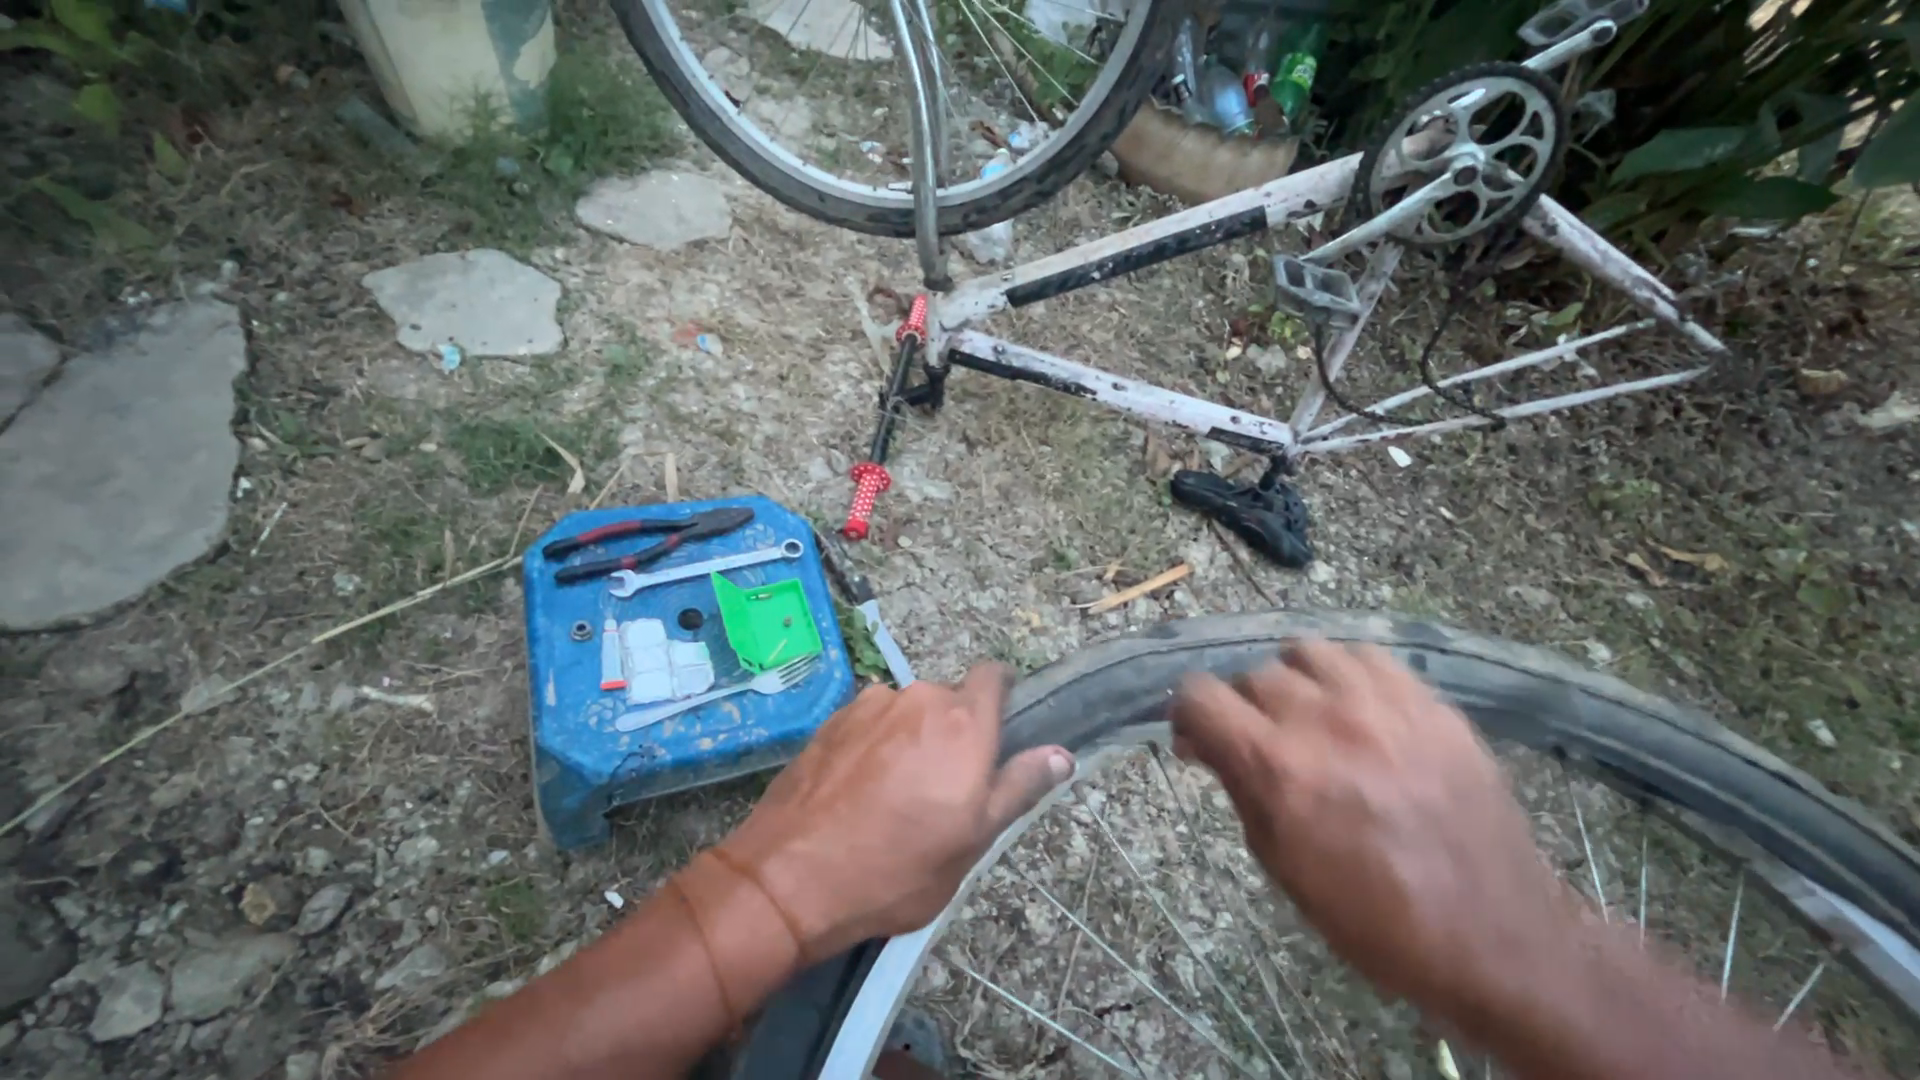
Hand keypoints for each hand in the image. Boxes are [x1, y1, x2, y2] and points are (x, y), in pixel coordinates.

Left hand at [714, 667, 1072, 960]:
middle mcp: (918, 698)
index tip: (998, 729)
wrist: (791, 877)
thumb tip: (1061, 753)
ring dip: (911, 736)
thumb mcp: (973, 840)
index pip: (993, 675)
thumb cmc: (897, 867)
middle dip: (953, 730)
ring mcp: (868, 705)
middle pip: (948, 699)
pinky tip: (858, 788)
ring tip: (895, 792)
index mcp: (963, 722)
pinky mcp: (830, 720)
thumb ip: (1019, 787)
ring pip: (906, 711)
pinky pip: (869, 721)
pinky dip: (874, 743)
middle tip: (943, 786)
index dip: (1000, 694)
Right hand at [1170, 642, 1574, 1018]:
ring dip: (1293, 680)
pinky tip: (1355, 706)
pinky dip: (1345, 673)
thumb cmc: (1371, 917)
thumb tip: (1203, 742)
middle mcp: (1323, 719)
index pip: (1200, 694)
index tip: (1199, 738)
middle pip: (1251, 674)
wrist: (1494, 937)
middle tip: (1259, 741)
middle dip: (1242, 707)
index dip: (1188, 713)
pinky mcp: (1430, 703)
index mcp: (1277, 766)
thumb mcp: (1279, 863)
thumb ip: (1236, 786)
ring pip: (1305, 650)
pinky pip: (1366, 655)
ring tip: (1309, 714)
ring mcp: (1382, 704)